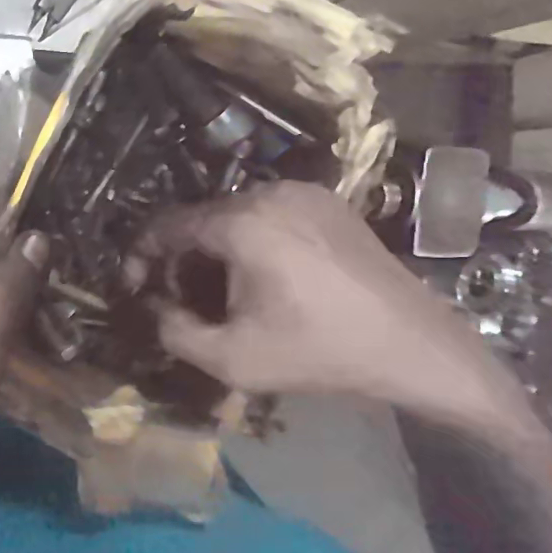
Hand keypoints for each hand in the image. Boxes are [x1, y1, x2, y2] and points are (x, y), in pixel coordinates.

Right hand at [129, 181, 529, 434]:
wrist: (414, 346)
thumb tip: (153, 306)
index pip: (166, 225)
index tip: (137, 286)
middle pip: (201, 219)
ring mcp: (304, 193)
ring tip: (228, 294)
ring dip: (217, 250)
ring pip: (234, 215)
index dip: (142, 254)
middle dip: (184, 259)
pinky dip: (252, 240)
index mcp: (241, 223)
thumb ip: (172, 331)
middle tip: (188, 302)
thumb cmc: (319, 353)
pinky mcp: (330, 202)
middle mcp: (269, 193)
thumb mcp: (232, 359)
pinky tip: (268, 278)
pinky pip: (269, 214)